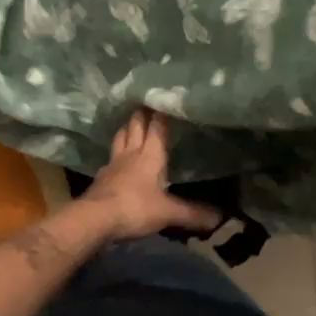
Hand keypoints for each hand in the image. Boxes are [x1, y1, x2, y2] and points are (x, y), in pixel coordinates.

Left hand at [81, 109, 220, 239]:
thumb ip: (192, 213)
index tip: (165, 97)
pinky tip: (117, 158)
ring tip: (131, 123)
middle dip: (142, 114)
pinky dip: (116, 152)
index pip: (157, 126)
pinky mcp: (102, 176)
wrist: (96, 218)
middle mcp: (131, 152)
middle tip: (147, 103)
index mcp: (150, 154)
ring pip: (121, 137)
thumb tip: (220, 218)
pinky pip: (110, 157)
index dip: (161, 112)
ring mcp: (114, 163)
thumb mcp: (168, 212)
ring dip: (127, 128)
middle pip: (135, 125)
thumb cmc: (135, 208)